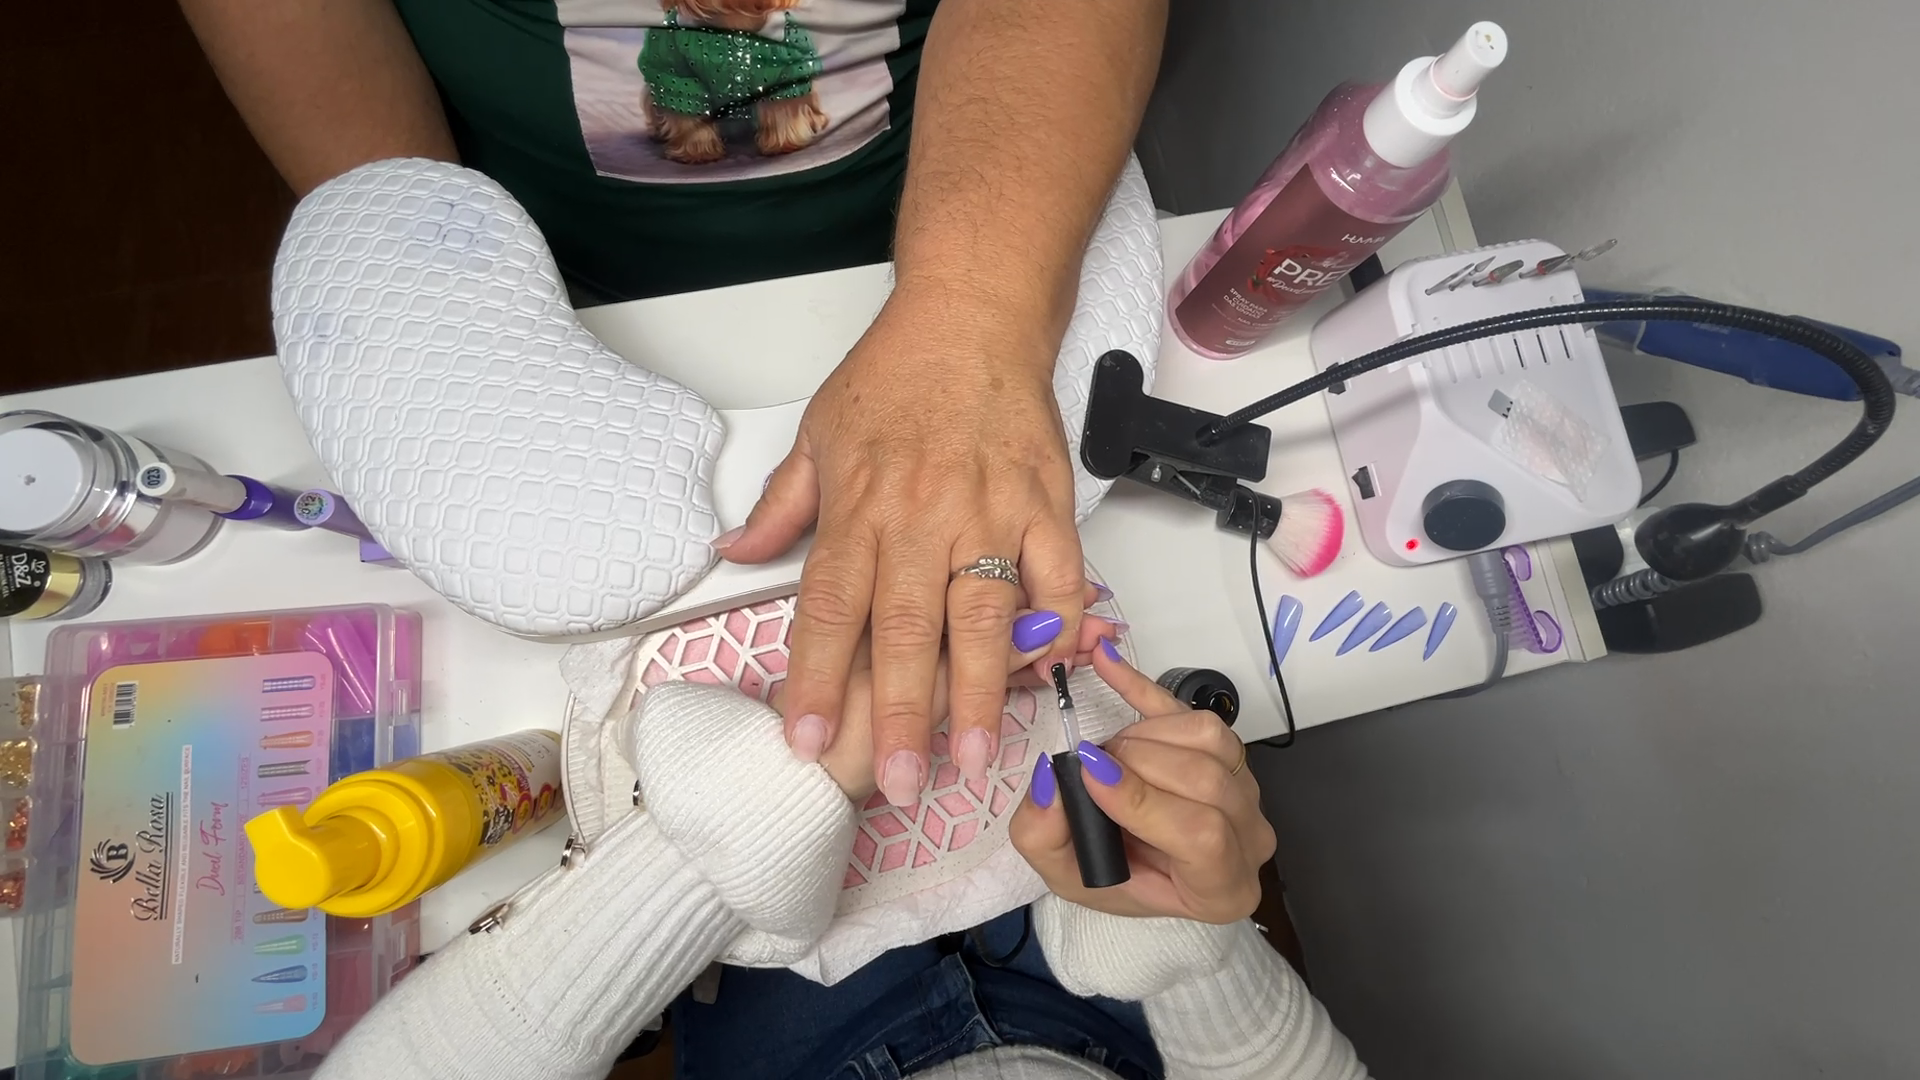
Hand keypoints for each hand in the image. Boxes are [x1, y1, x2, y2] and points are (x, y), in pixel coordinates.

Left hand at [718, 287, 1085, 806]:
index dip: (818, 680)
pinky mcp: (1045, 502)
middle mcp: (923, 518)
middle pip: (906, 628)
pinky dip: (1059, 624)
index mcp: (861, 506)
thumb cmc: (894, 377)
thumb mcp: (819, 432)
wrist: (970, 320)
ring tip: (972, 755)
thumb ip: (781, 503)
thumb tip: (733, 551)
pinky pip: (1058, 573)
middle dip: (899, 713)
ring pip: (984, 615)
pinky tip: (1051, 670)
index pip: (831, 609)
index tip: (808, 740)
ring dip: (978, 690)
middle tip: (898, 781)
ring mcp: (991, 513)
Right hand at [1010, 645, 1276, 922]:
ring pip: (1209, 738)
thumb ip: (1045, 833)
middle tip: (1090, 763)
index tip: (1091, 773)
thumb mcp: (1062, 873)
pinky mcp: (1223, 747)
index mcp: (1221, 888)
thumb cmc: (1108, 877)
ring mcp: (1245, 789)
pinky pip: (1189, 708)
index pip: (1203, 838)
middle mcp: (1248, 838)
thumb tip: (1050, 777)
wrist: (1132, 863)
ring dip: (1144, 733)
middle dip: (1135, 761)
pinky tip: (1105, 663)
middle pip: (1205, 780)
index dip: (1144, 800)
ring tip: (1107, 748)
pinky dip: (1142, 685)